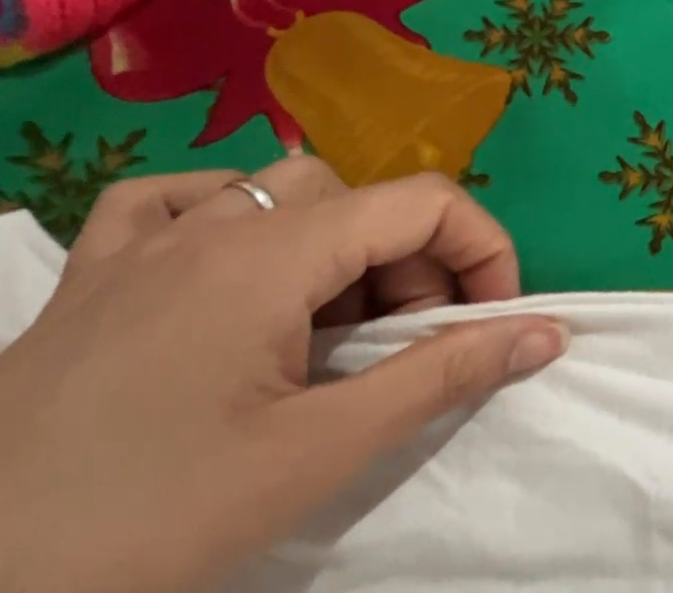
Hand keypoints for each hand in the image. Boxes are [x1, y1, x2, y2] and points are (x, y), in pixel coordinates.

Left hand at [0, 158, 568, 592]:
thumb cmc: (151, 518)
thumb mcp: (321, 450)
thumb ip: (445, 374)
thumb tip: (548, 331)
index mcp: (265, 255)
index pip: (424, 203)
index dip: (483, 251)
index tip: (490, 321)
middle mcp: (204, 229)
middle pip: (360, 198)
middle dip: (413, 261)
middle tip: (407, 346)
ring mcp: (134, 252)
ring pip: (277, 191)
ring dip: (336, 242)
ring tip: (331, 324)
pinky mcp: (86, 288)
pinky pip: (169, 203)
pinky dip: (225, 214)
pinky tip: (232, 267)